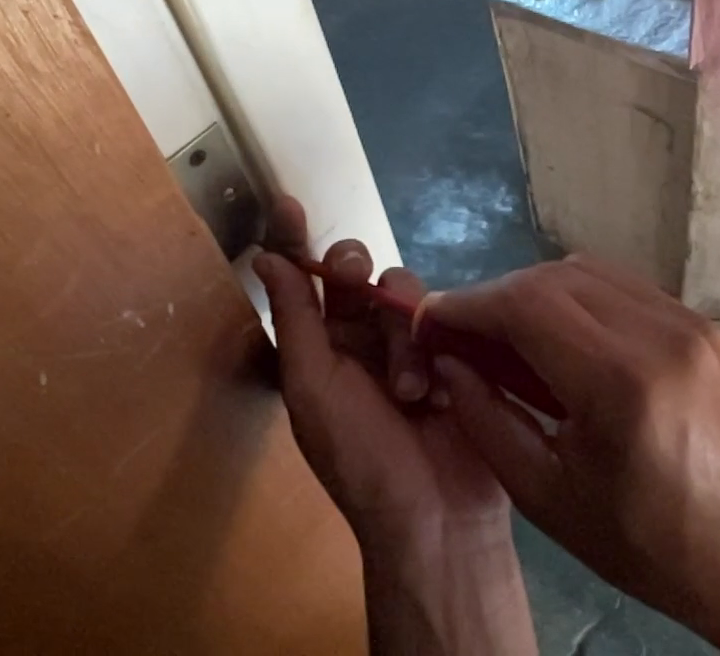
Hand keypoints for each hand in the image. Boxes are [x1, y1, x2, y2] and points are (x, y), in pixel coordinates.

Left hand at [254, 197, 534, 655]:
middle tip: (353, 277)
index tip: (286, 203)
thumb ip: (295, 320)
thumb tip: (266, 258)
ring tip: (409, 389)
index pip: (303, 280)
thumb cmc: (361, 457)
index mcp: (320, 345)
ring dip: (400, 333)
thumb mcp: (313, 389)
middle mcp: (361, 335)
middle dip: (352, 266)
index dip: (293, 240)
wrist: (436, 516)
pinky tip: (439, 387)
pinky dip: (436, 344)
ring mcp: (409, 340)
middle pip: (356, 271)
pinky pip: (445, 313)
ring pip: (402, 290)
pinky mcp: (453, 348)